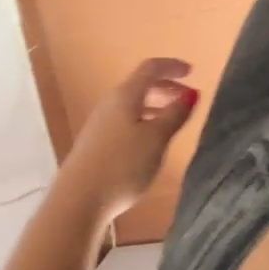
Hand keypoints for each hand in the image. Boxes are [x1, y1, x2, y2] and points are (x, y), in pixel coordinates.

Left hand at [61, 58, 199, 220]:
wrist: (76, 202)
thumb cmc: (122, 165)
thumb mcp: (156, 139)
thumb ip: (175, 114)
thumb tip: (191, 94)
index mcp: (125, 95)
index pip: (151, 68)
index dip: (172, 66)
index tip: (191, 72)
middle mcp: (110, 104)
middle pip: (140, 85)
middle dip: (166, 88)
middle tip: (187, 100)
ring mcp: (99, 124)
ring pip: (132, 105)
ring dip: (155, 106)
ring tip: (173, 122)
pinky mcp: (95, 145)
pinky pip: (125, 121)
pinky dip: (143, 121)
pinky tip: (150, 143)